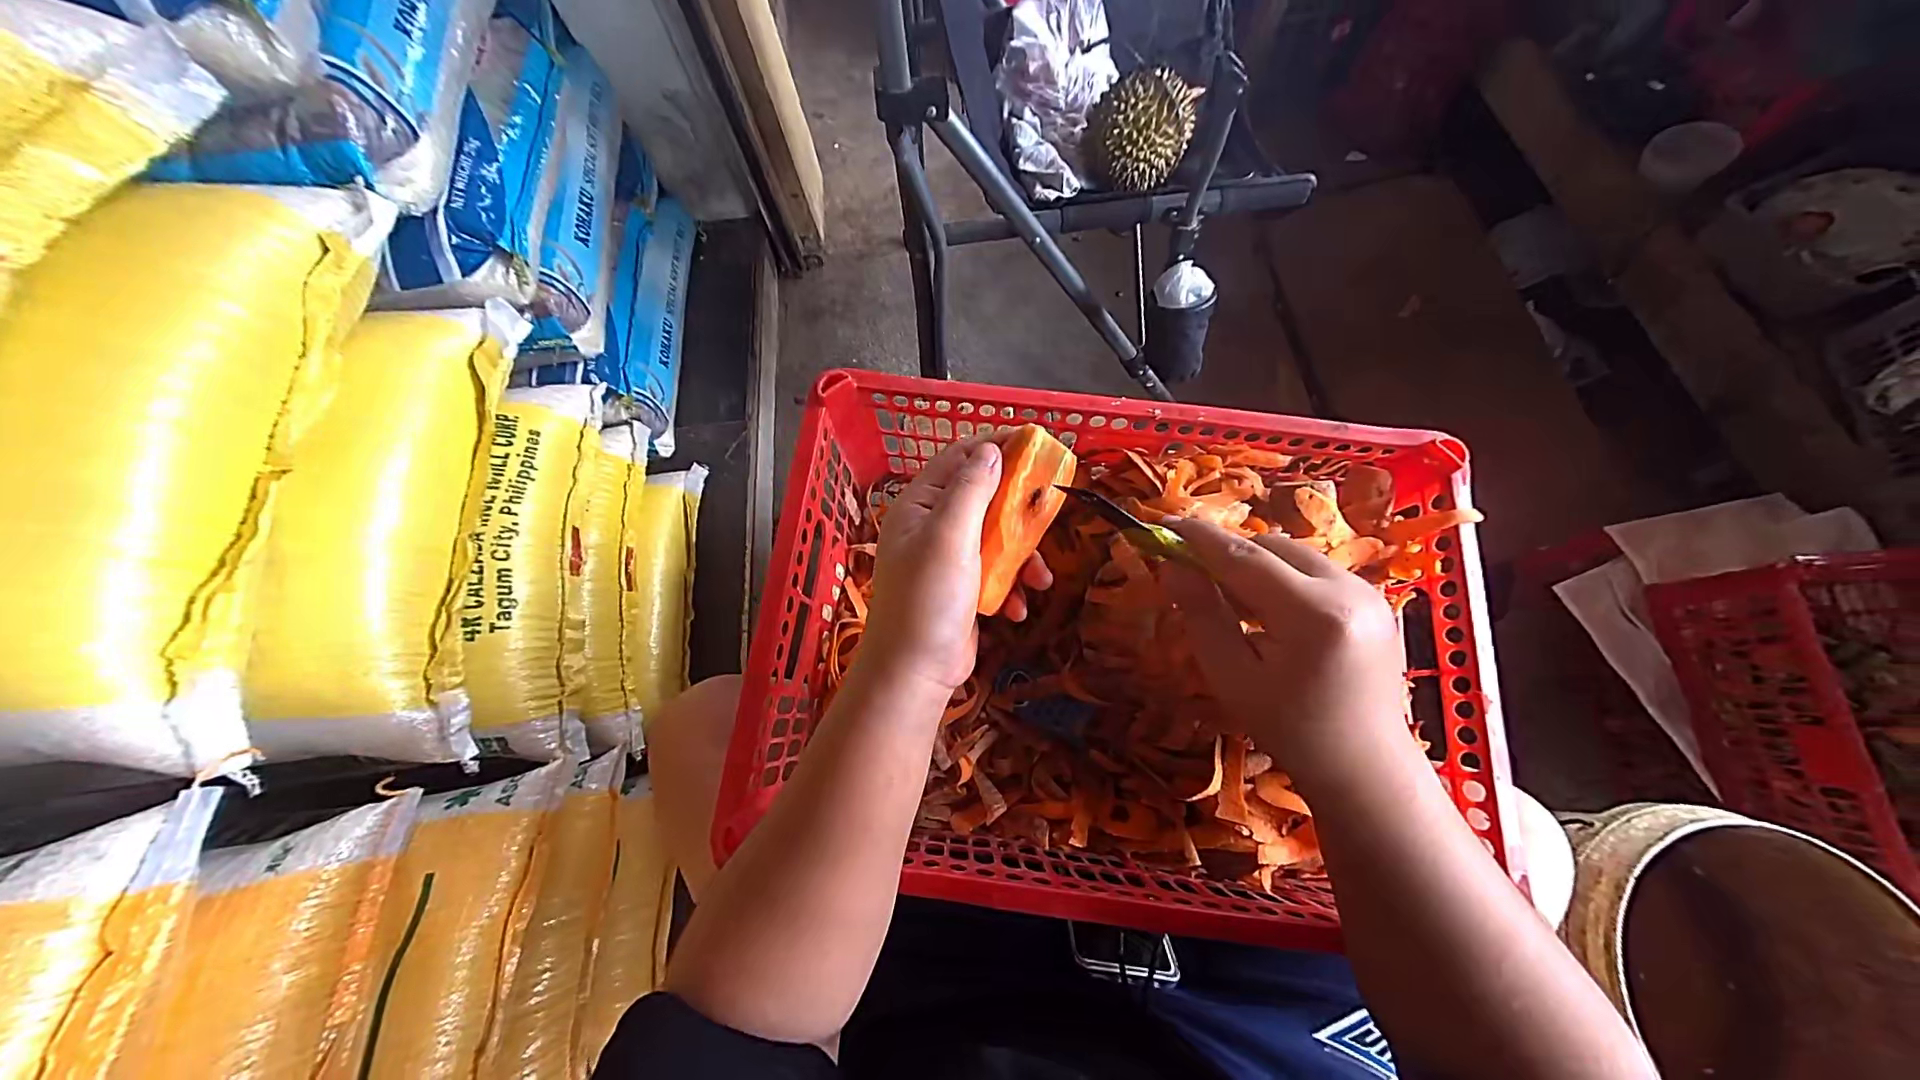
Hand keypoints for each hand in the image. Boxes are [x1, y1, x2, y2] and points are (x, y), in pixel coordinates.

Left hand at [862, 434, 1052, 693]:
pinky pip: (996, 573)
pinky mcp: (963, 588)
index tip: (1035, 444)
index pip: (959, 459)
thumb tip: (991, 451)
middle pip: (984, 498)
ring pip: (997, 538)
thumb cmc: (927, 599)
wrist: (915, 672)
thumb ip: (971, 489)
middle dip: (1017, 509)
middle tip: (1050, 509)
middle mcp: (932, 526)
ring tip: (1039, 578)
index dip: (996, 447)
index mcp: (919, 505)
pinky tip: (1017, 608)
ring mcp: (948, 559)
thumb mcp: (950, 536)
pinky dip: (1011, 586)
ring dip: (1022, 556)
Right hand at [1159, 519, 1405, 768]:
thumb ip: (1202, 614)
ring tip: (1234, 605)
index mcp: (1313, 614)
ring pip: (1294, 554)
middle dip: (1228, 554)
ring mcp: (1369, 592)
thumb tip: (1172, 565)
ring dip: (1256, 566)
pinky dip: (1283, 578)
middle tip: (1194, 578)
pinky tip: (1270, 615)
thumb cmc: (1289, 728)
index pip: (1243, 557)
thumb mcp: (1231, 676)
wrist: (1364, 766)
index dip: (1199, 538)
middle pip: (1271, 546)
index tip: (1163, 526)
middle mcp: (1349, 590)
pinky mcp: (1376, 600)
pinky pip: (1316, 570)